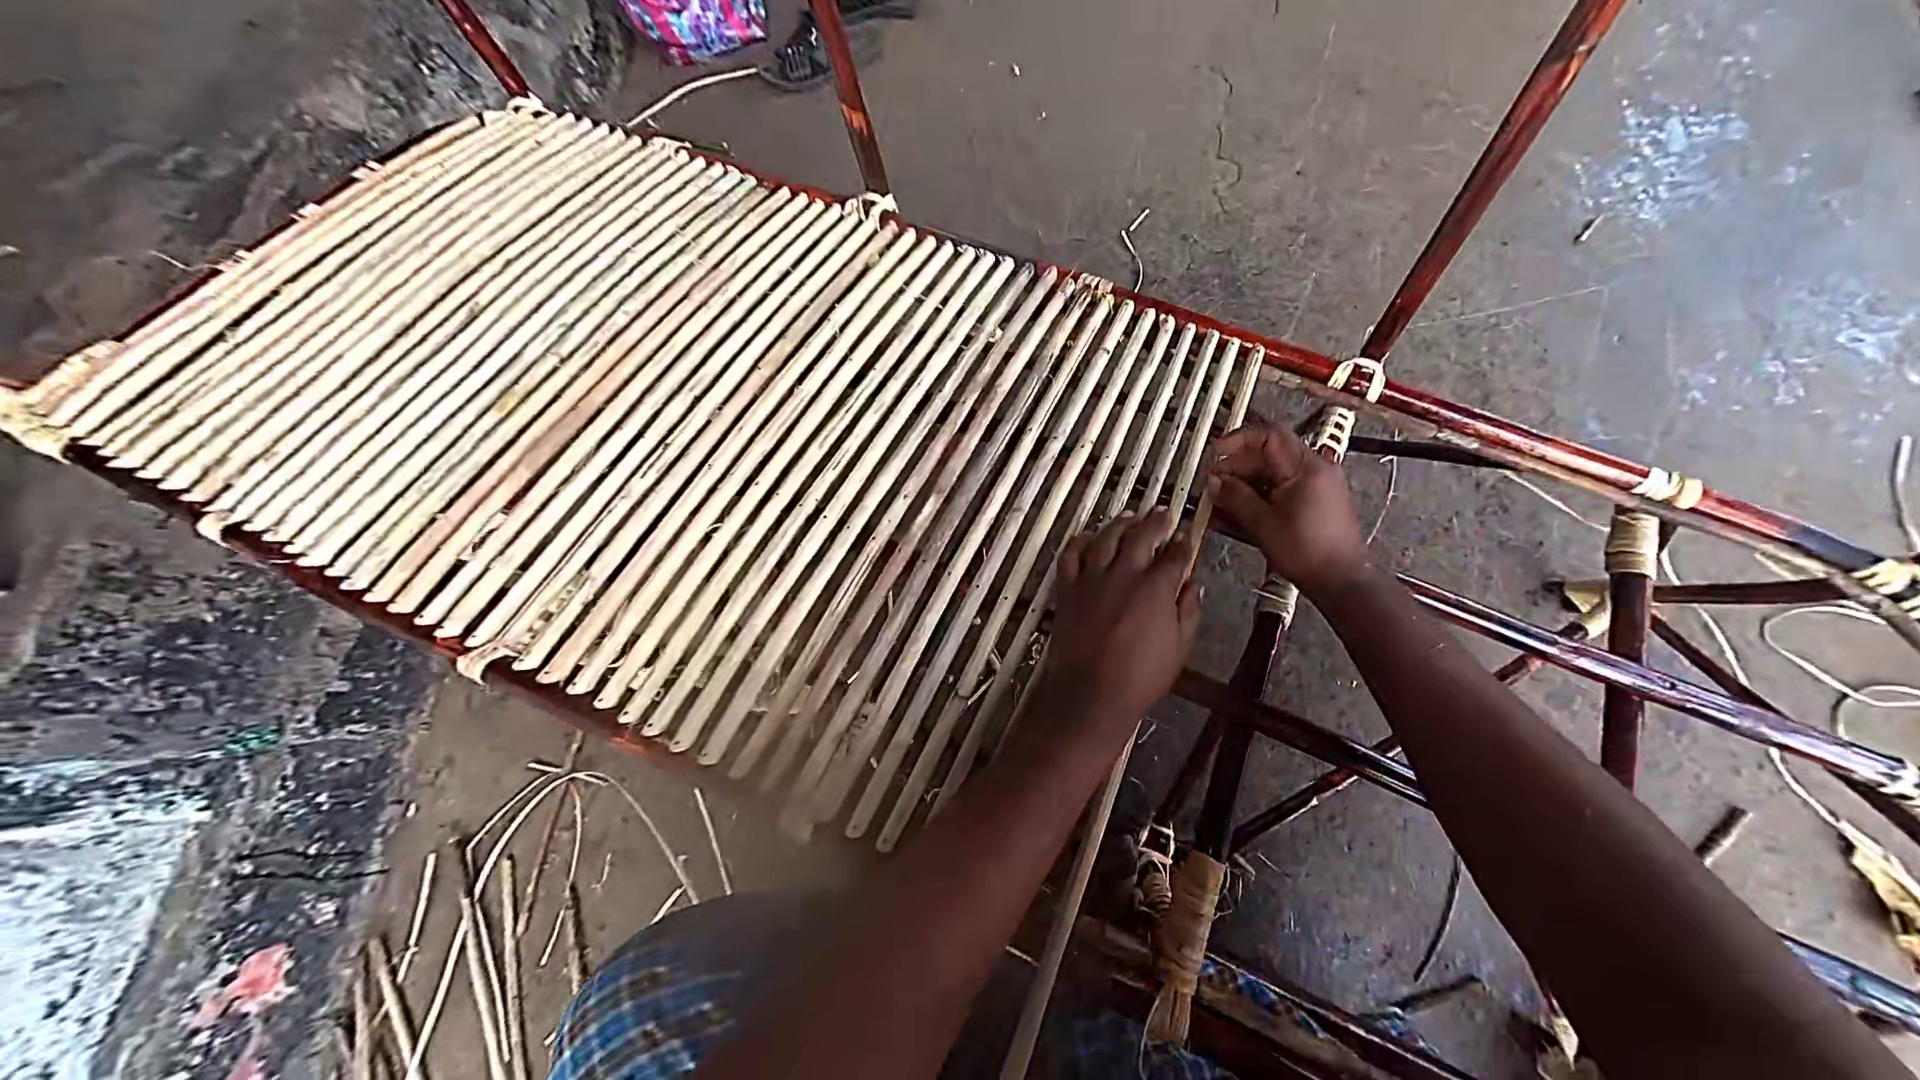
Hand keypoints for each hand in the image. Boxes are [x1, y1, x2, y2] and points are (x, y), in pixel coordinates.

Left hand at [1040, 509, 1202, 723]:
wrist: (1090, 693)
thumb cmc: (1138, 677)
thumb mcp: (1179, 648)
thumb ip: (1188, 612)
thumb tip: (1194, 587)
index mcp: (1155, 589)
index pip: (1174, 555)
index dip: (1183, 543)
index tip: (1186, 536)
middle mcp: (1123, 575)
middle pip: (1141, 536)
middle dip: (1155, 521)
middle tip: (1163, 513)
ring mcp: (1092, 579)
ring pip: (1106, 537)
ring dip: (1120, 523)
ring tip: (1130, 517)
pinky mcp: (1068, 589)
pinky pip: (1071, 555)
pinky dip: (1080, 541)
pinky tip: (1088, 537)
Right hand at [1204, 424, 1368, 596]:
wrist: (1339, 580)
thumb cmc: (1308, 553)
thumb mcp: (1262, 523)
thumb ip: (1235, 497)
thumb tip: (1214, 482)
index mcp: (1306, 468)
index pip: (1269, 436)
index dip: (1237, 440)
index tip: (1216, 453)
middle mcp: (1314, 470)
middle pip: (1267, 456)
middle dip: (1235, 469)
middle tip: (1212, 486)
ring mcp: (1315, 486)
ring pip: (1270, 474)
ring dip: (1243, 485)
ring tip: (1219, 503)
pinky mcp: (1312, 501)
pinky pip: (1279, 490)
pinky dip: (1256, 497)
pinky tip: (1235, 514)